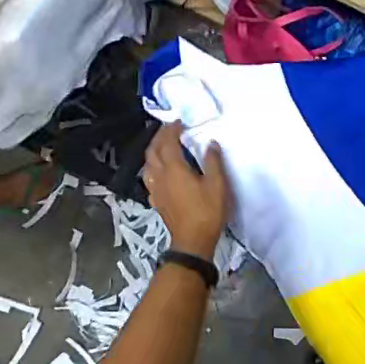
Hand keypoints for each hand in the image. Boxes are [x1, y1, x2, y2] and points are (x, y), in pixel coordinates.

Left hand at [142, 123, 229, 259]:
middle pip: (153, 151)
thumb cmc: (207, 212)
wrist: (192, 241)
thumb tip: (210, 143)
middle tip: (168, 129)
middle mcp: (160, 176)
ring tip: (162, 146)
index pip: (168, 143)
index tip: (178, 122)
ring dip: (153, 151)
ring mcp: (155, 189)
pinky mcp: (156, 200)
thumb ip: (213, 161)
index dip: (171, 130)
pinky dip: (153, 168)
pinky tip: (159, 171)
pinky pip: (149, 178)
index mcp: (174, 169)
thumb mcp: (217, 185)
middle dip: (159, 137)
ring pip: (148, 164)